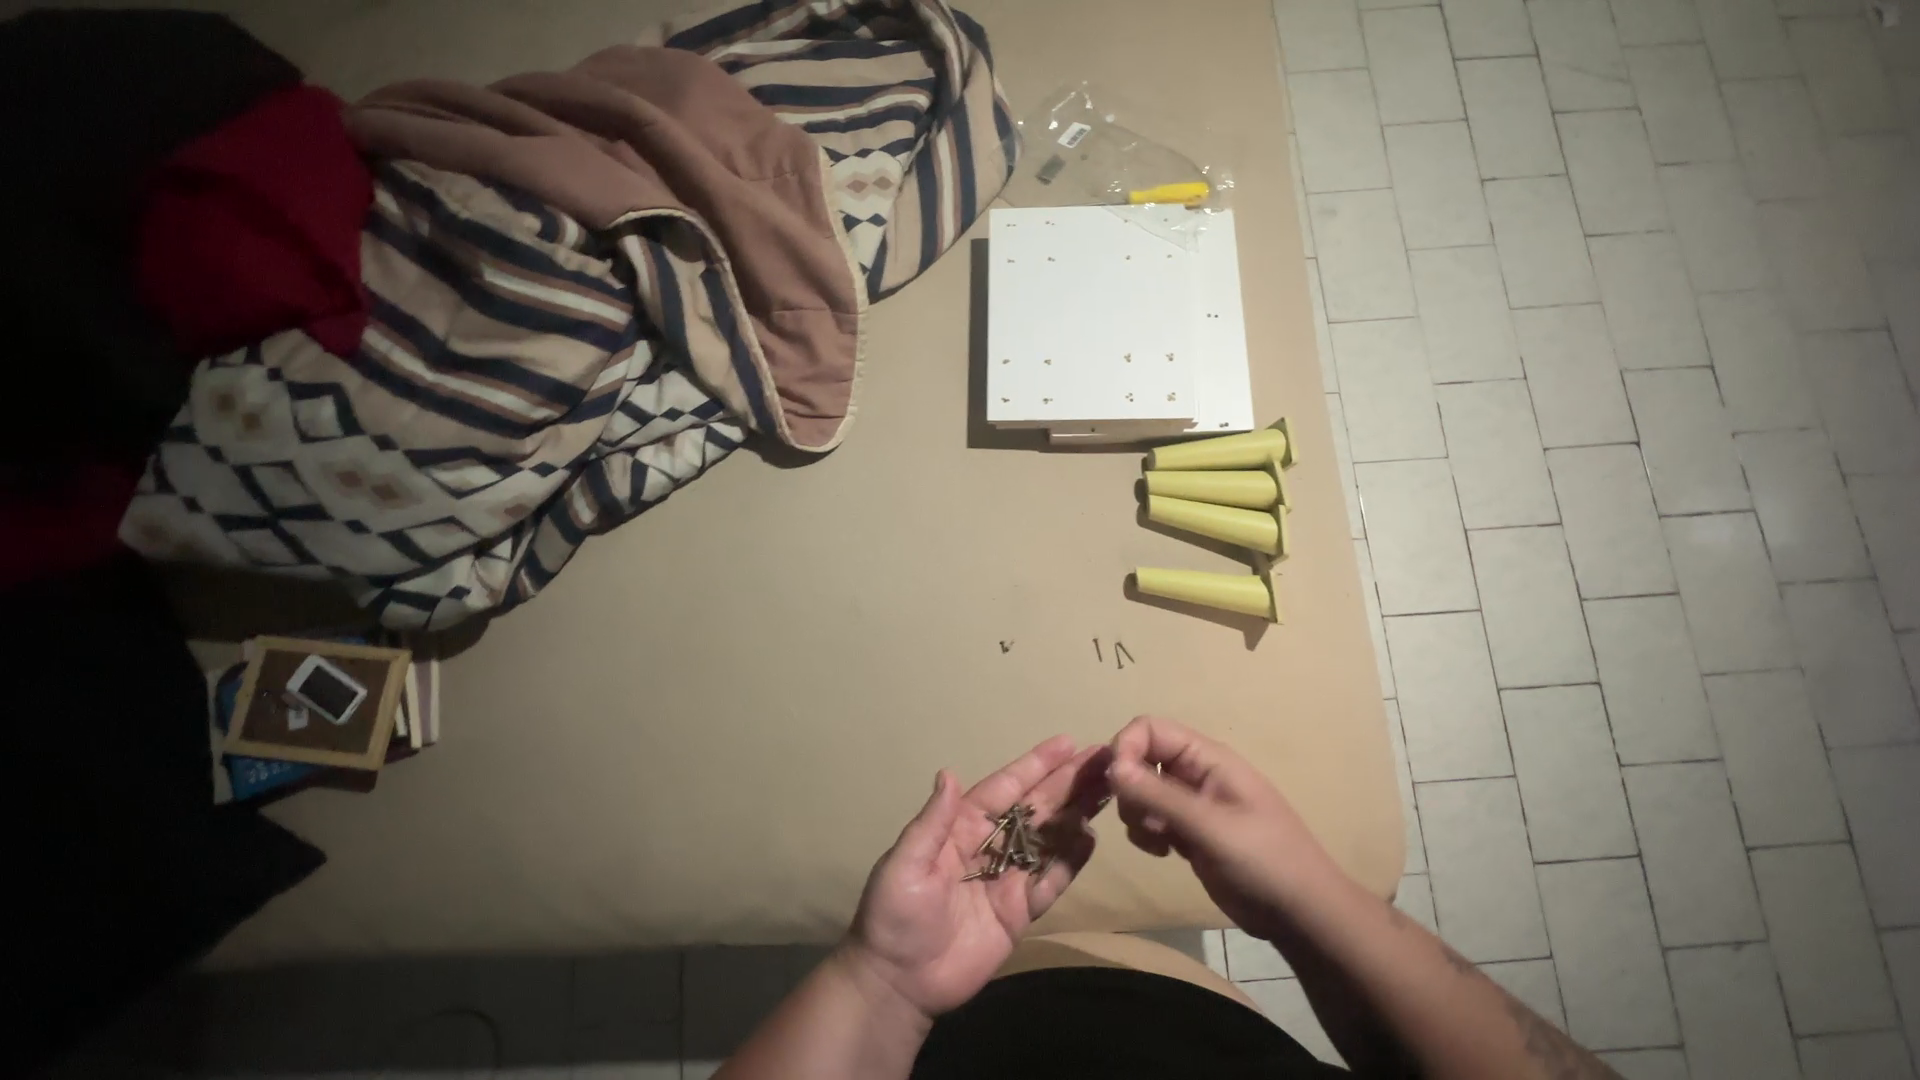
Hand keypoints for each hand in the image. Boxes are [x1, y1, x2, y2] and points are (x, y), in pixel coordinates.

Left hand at [838, 736, 1108, 1018]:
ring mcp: (1008, 878)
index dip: (1036, 765)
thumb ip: (933, 821)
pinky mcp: (1019, 912)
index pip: (1006, 787)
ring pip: (1050, 839)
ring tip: (1108, 789)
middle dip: (1068, 782)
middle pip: (1036, 807)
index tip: (1068, 743)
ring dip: (1077, 813)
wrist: (898, 982)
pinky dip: (1071, 861)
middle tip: (1104, 759)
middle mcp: (991, 845)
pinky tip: (1092, 837)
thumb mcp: (905, 863)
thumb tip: (949, 773)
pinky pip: (1050, 881)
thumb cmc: (894, 914)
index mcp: (962, 826)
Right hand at [1105, 715, 1345, 940]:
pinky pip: (1150, 819)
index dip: (1126, 748)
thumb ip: (1159, 795)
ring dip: (1136, 812)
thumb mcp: (1210, 826)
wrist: (1302, 915)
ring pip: (1141, 790)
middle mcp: (1196, 773)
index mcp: (1208, 758)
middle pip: (1140, 757)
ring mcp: (1192, 804)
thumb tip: (1112, 766)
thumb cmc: (1264, 861)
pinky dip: (1146, 833)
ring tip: (1158, 839)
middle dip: (1128, 785)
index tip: (1117, 784)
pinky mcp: (1188, 832)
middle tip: (1140, 818)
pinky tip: (1165, 853)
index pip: (1150, 729)